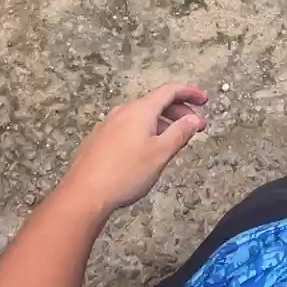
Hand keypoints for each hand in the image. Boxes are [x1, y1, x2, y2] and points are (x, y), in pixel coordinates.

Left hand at [55, 84, 208, 218]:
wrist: (83, 195)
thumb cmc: (125, 173)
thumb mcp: (161, 153)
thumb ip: (180, 132)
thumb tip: (194, 118)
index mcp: (140, 110)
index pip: (169, 91)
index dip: (189, 93)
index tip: (204, 101)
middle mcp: (123, 112)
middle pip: (156, 103)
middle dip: (179, 112)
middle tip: (195, 126)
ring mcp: (108, 126)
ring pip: (141, 117)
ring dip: (162, 123)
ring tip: (174, 141)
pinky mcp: (99, 141)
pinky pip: (128, 128)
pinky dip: (145, 131)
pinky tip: (147, 151)